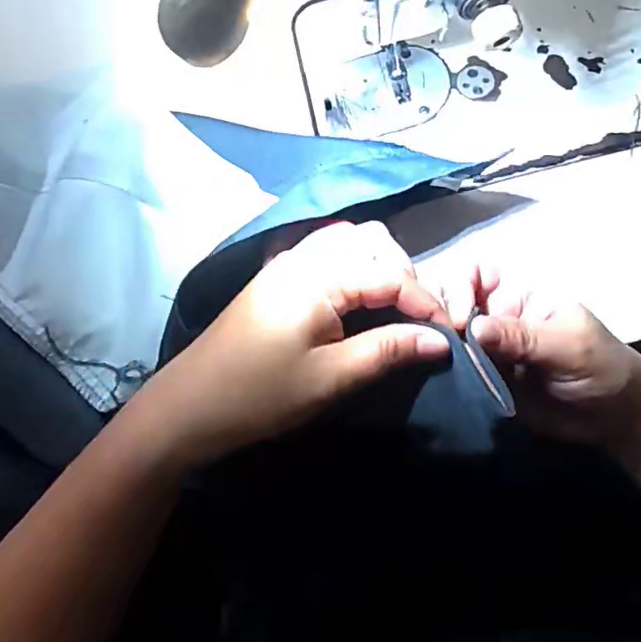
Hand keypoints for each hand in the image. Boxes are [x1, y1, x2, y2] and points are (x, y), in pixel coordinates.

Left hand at [129, 221, 451, 468]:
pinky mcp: (275, 278)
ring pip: (346, 242)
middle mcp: (301, 256)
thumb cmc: (262, 393)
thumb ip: (388, 350)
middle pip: (369, 240)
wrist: (193, 401)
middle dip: (402, 272)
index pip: (388, 271)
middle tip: (415, 318)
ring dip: (377, 266)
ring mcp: (284, 263)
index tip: (447, 334)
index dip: (424, 300)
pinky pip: (324, 254)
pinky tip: (357, 302)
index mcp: (317, 276)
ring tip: (391, 310)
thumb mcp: (332, 377)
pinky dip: (352, 268)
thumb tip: (440, 339)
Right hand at [439, 260, 640, 465]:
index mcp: (517, 294)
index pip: (474, 273)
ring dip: (439, 346)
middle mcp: (494, 315)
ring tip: (441, 363)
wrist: (618, 422)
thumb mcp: (569, 346)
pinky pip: (451, 367)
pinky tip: (440, 376)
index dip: (458, 287)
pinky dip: (442, 370)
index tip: (458, 319)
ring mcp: (484, 347)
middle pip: (449, 300)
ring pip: (445, 335)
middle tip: (442, 345)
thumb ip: (522, 336)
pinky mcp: (479, 376)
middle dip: (439, 317)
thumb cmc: (604, 369)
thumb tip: (472, 327)